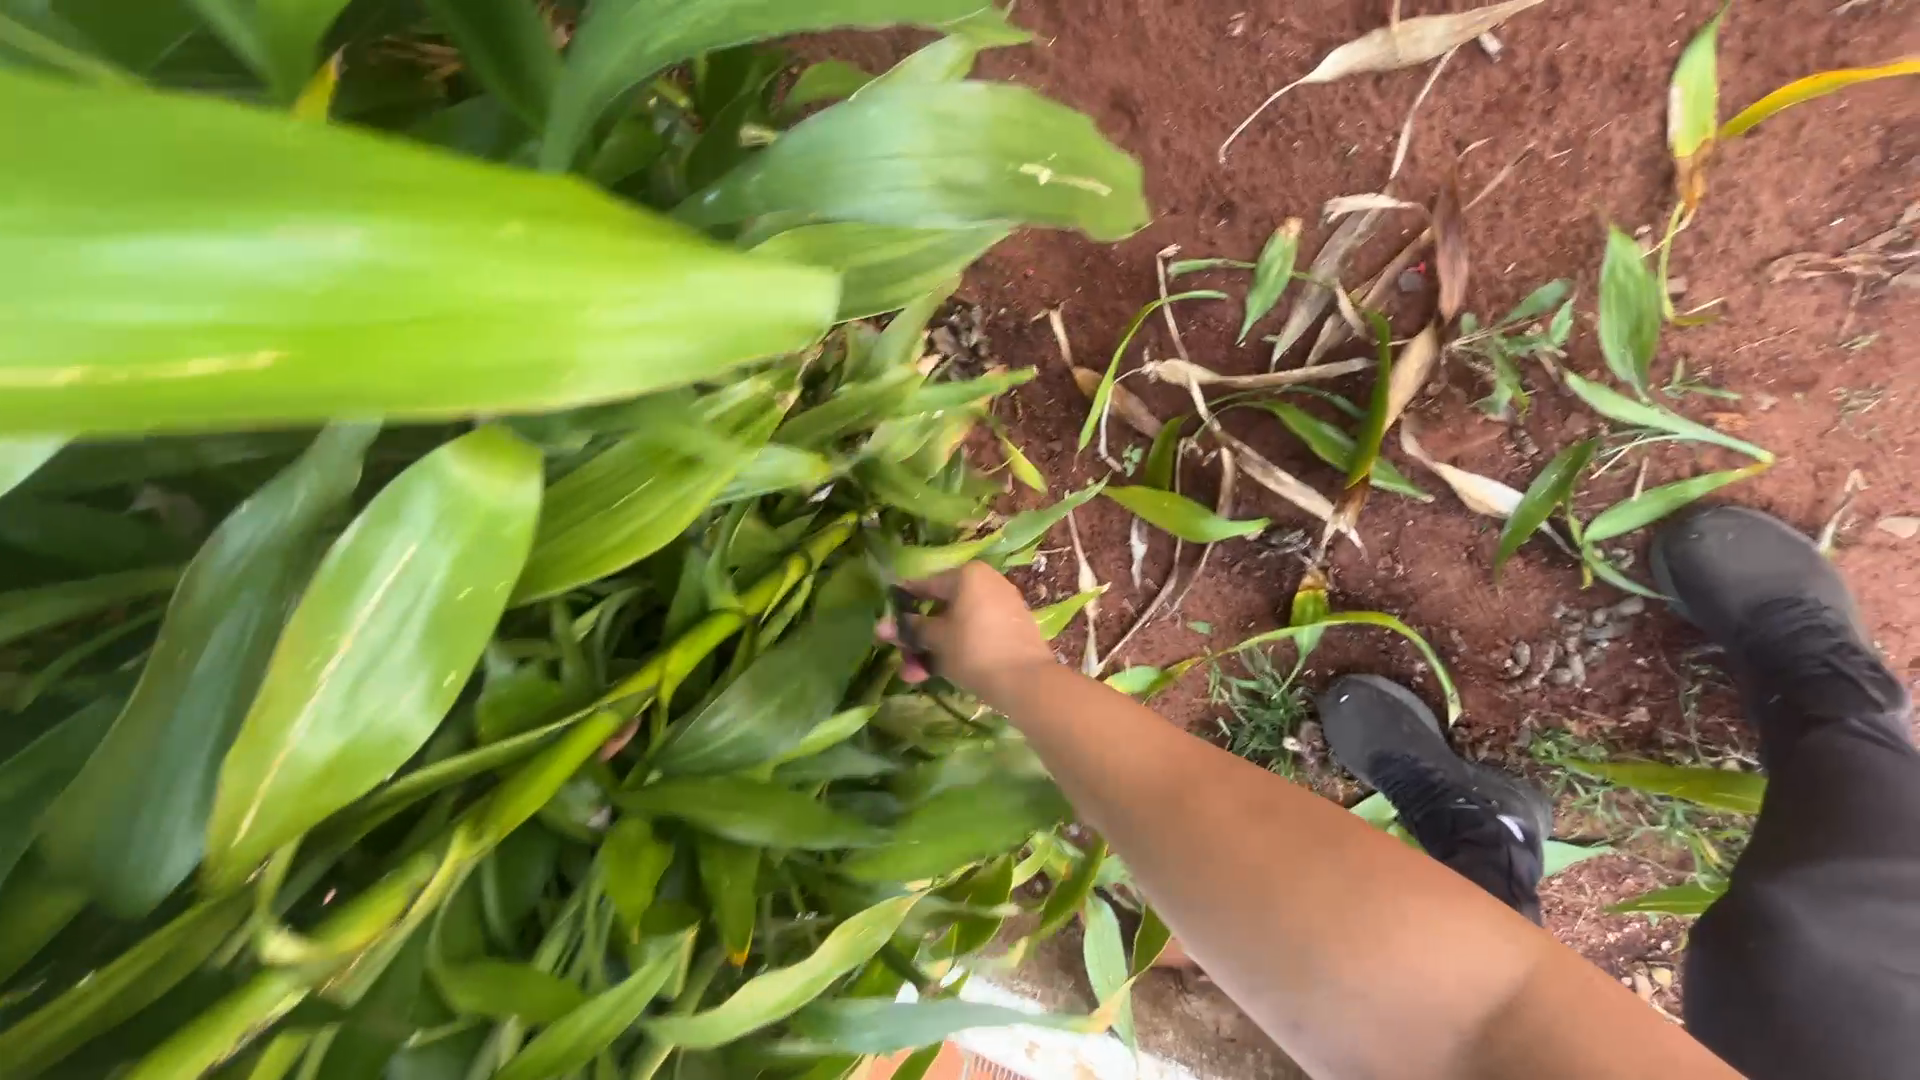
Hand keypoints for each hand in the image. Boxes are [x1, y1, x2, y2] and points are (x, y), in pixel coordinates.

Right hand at [877, 561, 1057, 700]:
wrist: (1026, 680)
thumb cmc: (974, 650)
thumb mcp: (936, 640)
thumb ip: (910, 629)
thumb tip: (883, 626)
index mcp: (968, 575)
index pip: (926, 585)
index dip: (902, 603)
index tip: (885, 619)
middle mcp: (987, 583)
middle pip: (942, 608)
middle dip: (917, 636)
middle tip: (899, 655)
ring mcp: (1002, 606)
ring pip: (957, 625)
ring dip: (933, 649)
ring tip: (913, 675)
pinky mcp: (1012, 629)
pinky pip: (976, 634)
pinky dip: (957, 649)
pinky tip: (938, 671)